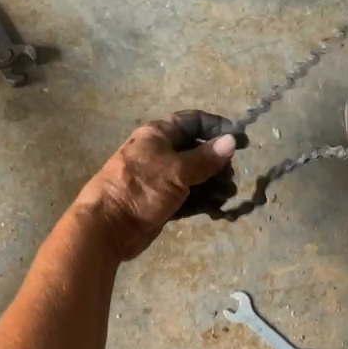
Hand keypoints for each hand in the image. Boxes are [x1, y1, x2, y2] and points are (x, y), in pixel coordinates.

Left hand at [71, 110, 242, 259]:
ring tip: (227, 196)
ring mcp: (159, 179)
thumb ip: (206, 158)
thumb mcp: (178, 170)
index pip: (193, 122)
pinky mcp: (159, 202)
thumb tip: (231, 141)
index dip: (217, 128)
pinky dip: (202, 200)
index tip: (241, 140)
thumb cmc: (141, 188)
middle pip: (195, 151)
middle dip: (217, 163)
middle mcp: (159, 153)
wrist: (107, 226)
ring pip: (193, 177)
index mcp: (158, 135)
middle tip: (232, 177)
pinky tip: (217, 208)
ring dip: (213, 185)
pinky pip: (187, 197)